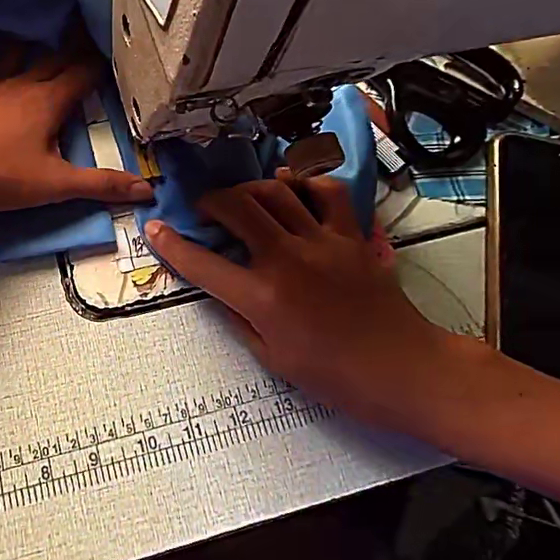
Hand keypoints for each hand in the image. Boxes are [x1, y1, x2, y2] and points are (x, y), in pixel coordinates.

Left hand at [0, 38, 152, 222]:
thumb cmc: (0, 178)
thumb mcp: (56, 185)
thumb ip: (102, 184)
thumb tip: (148, 191)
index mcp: (49, 103)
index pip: (83, 75)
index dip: (100, 61)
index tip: (113, 45)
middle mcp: (21, 85)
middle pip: (55, 59)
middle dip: (73, 45)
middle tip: (86, 22)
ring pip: (14, 52)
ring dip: (28, 39)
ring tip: (38, 21)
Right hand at [145, 174, 477, 433]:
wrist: (402, 370)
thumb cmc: (336, 376)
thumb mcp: (272, 358)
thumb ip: (239, 319)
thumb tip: (220, 290)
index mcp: (262, 298)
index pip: (203, 263)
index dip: (171, 244)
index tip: (157, 229)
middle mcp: (287, 260)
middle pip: (237, 207)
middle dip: (210, 200)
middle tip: (205, 209)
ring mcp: (322, 242)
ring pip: (277, 191)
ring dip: (250, 188)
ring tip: (243, 198)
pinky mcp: (351, 236)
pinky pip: (327, 193)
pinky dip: (305, 183)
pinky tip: (292, 188)